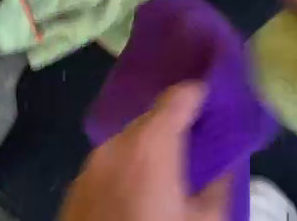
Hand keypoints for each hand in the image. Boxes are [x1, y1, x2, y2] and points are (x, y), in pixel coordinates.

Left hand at [59, 82, 231, 220]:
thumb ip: (219, 184)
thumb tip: (224, 163)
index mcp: (151, 143)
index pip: (182, 94)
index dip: (203, 97)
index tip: (218, 109)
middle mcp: (116, 143)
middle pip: (154, 118)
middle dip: (176, 130)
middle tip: (197, 154)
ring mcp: (89, 167)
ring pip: (129, 144)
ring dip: (149, 153)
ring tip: (167, 183)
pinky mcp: (73, 192)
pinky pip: (108, 168)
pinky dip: (125, 173)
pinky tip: (137, 202)